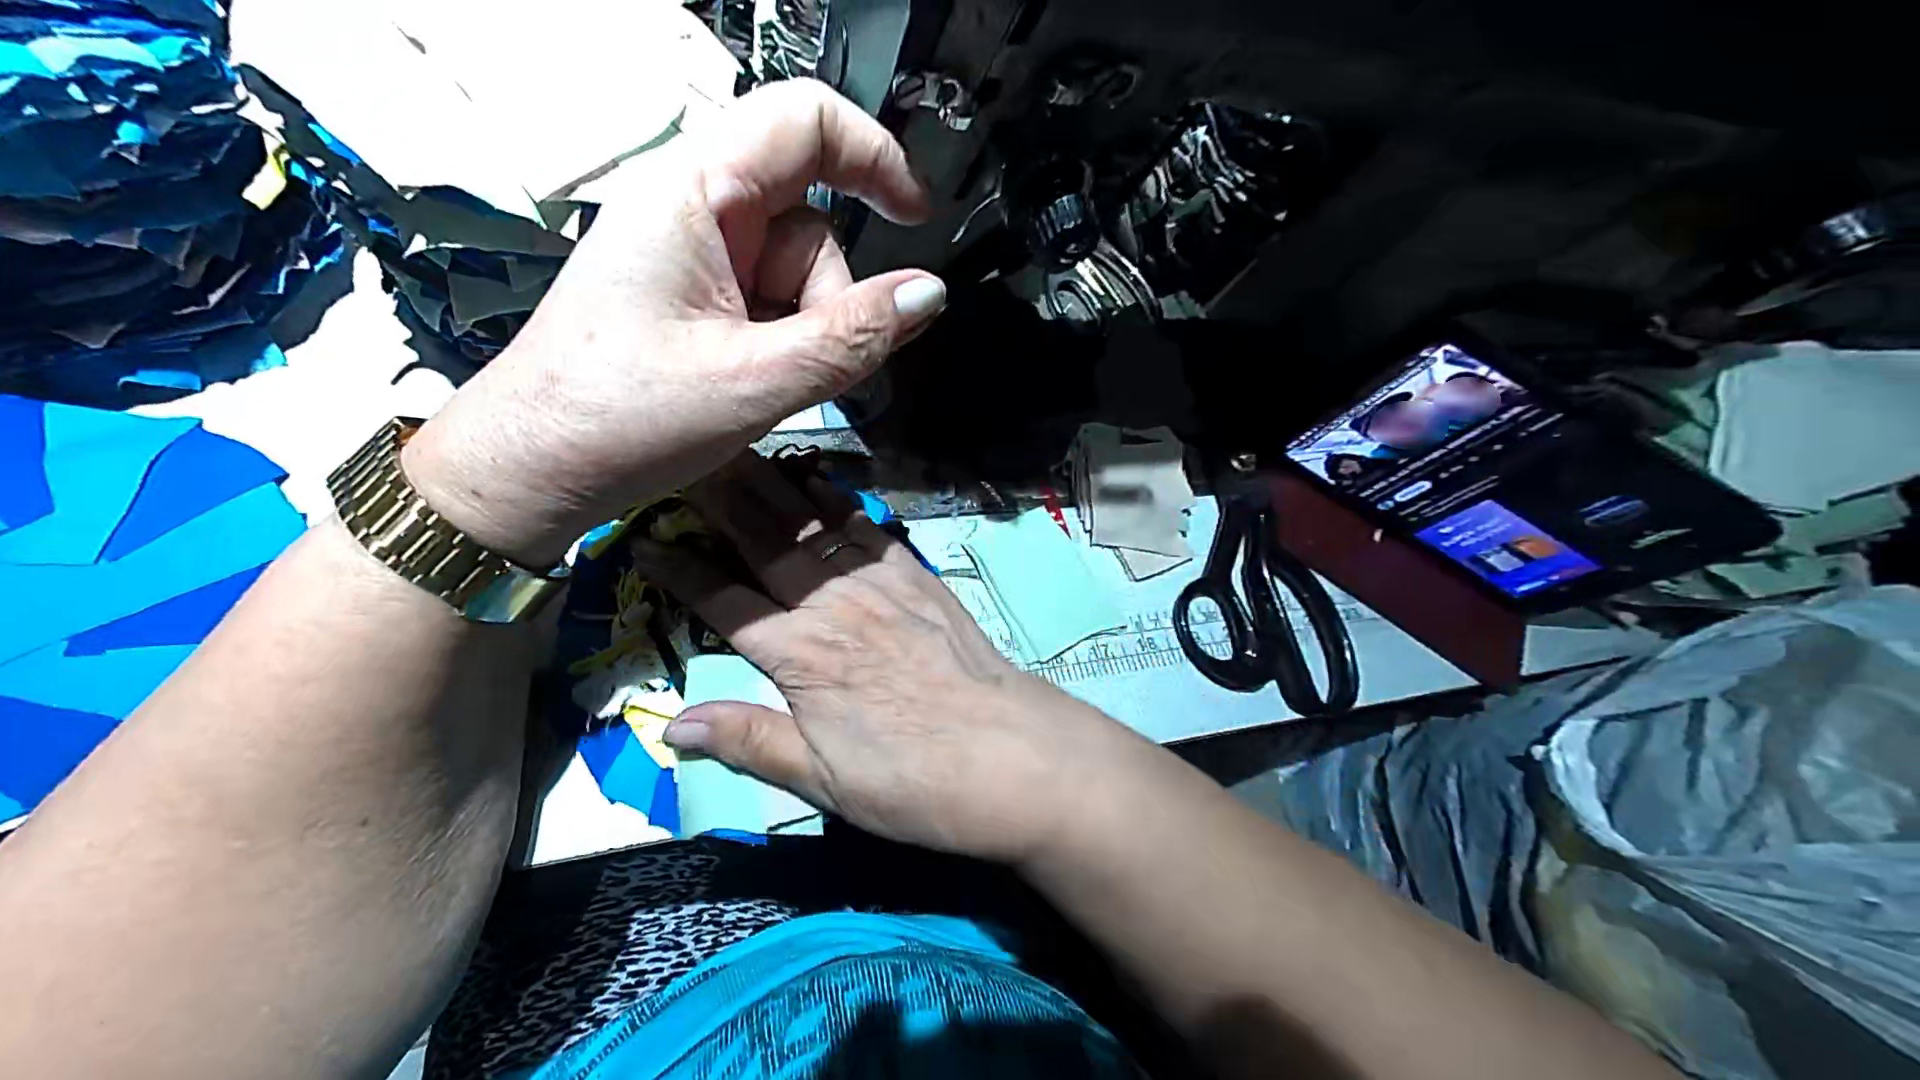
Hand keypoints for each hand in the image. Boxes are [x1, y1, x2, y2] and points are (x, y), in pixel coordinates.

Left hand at [402, 80, 948, 566]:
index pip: (804, 122)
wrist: (536, 471)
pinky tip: (754, 387)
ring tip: (765, 388)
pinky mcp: (697, 302)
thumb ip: (851, 337)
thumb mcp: (754, 382)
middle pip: (811, 224)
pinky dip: (785, 347)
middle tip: (810, 369)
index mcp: (695, 196)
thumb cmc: (619, 419)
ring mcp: (696, 261)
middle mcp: (696, 213)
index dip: (875, 155)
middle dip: (830, 300)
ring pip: (797, 278)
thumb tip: (930, 295)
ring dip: (807, 335)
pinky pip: (772, 308)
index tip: (916, 218)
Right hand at [634, 453, 1153, 864]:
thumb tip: (672, 727)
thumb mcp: (822, 780)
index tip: (645, 541)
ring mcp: (880, 585)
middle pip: (764, 544)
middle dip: (720, 501)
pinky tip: (821, 485)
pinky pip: (869, 530)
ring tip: (739, 453)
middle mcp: (833, 606)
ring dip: (773, 489)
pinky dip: (840, 503)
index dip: (680, 571)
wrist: (1011, 754)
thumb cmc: (913, 779)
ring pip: (813, 526)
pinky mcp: (919, 579)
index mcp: (799, 655)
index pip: (723, 602)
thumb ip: (750, 743)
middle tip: (686, 460)